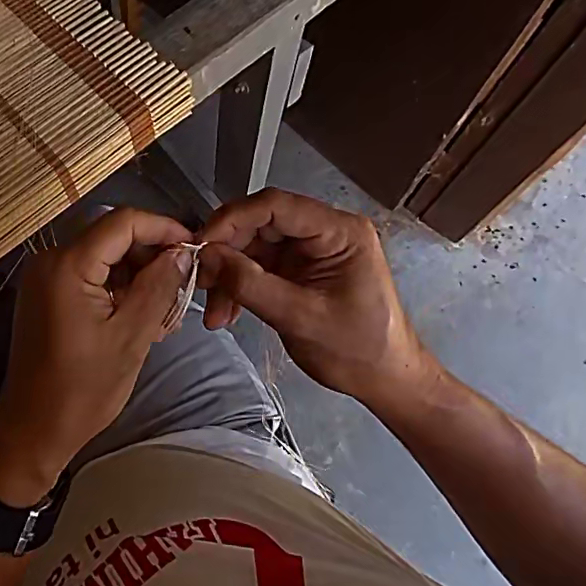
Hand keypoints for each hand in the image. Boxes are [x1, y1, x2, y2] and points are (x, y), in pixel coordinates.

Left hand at [0, 208, 193, 503]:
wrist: (33, 431)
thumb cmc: (83, 389)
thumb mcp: (131, 336)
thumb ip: (158, 286)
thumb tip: (182, 251)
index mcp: (67, 266)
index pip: (123, 222)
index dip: (163, 228)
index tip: (194, 247)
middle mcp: (51, 261)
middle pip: (113, 237)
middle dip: (153, 255)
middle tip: (184, 284)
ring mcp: (46, 278)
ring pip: (106, 257)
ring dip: (139, 275)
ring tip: (168, 309)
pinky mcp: (48, 295)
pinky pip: (92, 276)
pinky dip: (120, 289)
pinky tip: (143, 316)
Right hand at [196, 188, 436, 407]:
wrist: (384, 379)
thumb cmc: (358, 350)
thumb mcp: (301, 318)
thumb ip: (251, 285)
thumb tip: (207, 257)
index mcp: (340, 231)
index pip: (276, 205)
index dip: (232, 219)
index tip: (201, 244)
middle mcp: (325, 231)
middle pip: (260, 225)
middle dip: (227, 253)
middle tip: (201, 281)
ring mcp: (311, 250)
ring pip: (255, 247)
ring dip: (230, 276)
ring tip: (214, 311)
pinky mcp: (300, 269)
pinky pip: (260, 267)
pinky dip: (240, 287)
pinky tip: (226, 312)